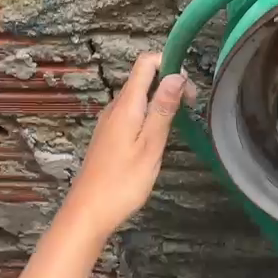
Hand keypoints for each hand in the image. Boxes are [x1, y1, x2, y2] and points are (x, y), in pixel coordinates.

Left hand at [57, 52, 186, 239]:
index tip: (189, 85)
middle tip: (191, 107)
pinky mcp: (109, 136)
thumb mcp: (150, 145)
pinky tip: (158, 136)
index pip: (145, 63)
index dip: (169, 62)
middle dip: (170, 83)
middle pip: (143, 78)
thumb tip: (177, 74)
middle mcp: (115, 107)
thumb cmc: (122, 182)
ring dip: (161, 100)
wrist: (87, 214)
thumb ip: (163, 108)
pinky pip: (132, 112)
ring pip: (139, 96)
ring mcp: (109, 122)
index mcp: (126, 105)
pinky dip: (150, 114)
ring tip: (178, 122)